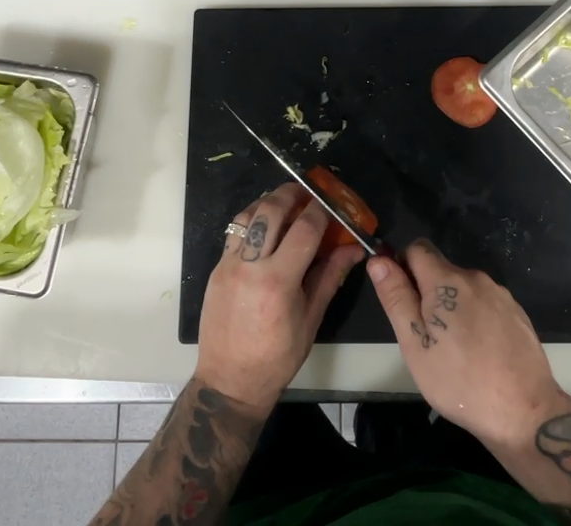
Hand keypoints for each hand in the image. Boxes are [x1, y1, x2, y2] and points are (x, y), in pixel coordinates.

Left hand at [195, 184, 366, 414]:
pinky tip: (267, 227)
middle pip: (271, 210)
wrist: (230, 380)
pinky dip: (252, 221)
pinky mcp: (216, 268)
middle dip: (293, 194)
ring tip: (288, 202)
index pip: (304, 229)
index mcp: (278, 281)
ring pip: (248, 216)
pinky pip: (235, 233)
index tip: (333, 203)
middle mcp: (250, 266)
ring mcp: (228, 265)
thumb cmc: (277, 356)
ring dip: (269, 202)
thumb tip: (354, 248)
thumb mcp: (311, 319)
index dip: (322, 211)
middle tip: (310, 191)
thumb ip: (331, 276)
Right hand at [367, 239, 570, 452]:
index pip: (417, 248)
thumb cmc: (459, 380)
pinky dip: (476, 319)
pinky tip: (479, 352)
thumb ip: (396, 297)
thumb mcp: (415, 344)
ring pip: (464, 289)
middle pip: (441, 270)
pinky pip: (486, 304)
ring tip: (454, 350)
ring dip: (453, 306)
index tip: (402, 299)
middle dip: (428, 292)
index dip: (402, 266)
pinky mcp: (517, 313)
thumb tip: (378, 260)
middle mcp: (476, 277)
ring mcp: (500, 295)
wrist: (523, 410)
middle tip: (427, 336)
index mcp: (447, 280)